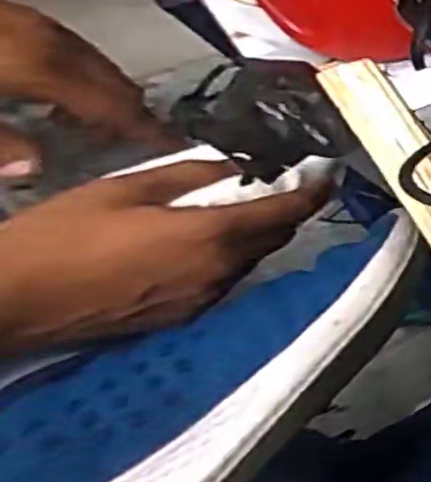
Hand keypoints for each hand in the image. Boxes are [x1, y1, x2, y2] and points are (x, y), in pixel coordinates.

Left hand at [0, 0, 176, 179]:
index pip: (112, 103)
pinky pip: (49, 41)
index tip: (166, 144)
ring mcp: (17, 20)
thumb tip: (34, 165)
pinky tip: (41, 80)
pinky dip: (62, 65)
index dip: (140, 126)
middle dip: (122, 104)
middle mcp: (44, 39)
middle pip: (106, 76)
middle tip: (127, 132)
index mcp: (41, 67)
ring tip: (83, 110)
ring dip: (93, 84)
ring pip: (82, 56)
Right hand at [0, 160, 329, 353]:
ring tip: (230, 217)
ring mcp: (204, 295)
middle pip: (277, 235)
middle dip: (284, 212)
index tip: (328, 176)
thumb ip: (189, 175)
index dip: (316, 191)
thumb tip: (236, 166)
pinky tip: (196, 250)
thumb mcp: (120, 191)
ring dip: (253, 237)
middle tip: (275, 191)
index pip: (290, 210)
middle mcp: (223, 268)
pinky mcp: (181, 315)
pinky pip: (223, 280)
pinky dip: (225, 260)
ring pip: (252, 259)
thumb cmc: (52, 240)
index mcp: (215, 234)